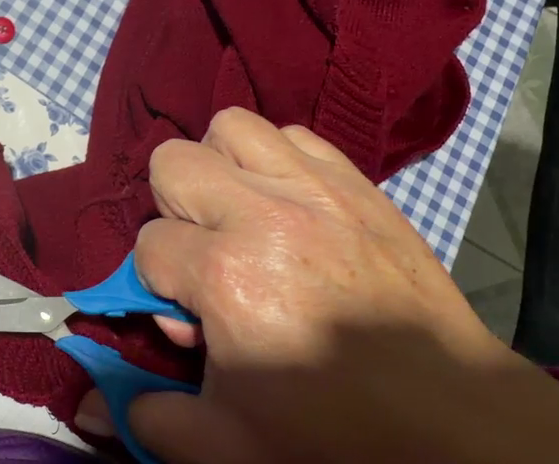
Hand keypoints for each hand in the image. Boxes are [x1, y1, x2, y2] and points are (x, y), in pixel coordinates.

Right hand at [77, 110, 558, 463]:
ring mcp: (313, 188)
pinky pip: (294, 135)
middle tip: (209, 254)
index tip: (192, 321)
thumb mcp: (233, 449)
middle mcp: (262, 212)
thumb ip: (154, 418)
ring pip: (231, 127)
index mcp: (227, 274)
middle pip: (174, 163)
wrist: (460, 426)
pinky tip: (289, 204)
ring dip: (223, 167)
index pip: (149, 246)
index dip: (159, 286)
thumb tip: (98, 402)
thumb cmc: (340, 437)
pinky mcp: (356, 182)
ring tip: (243, 214)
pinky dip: (278, 159)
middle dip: (176, 211)